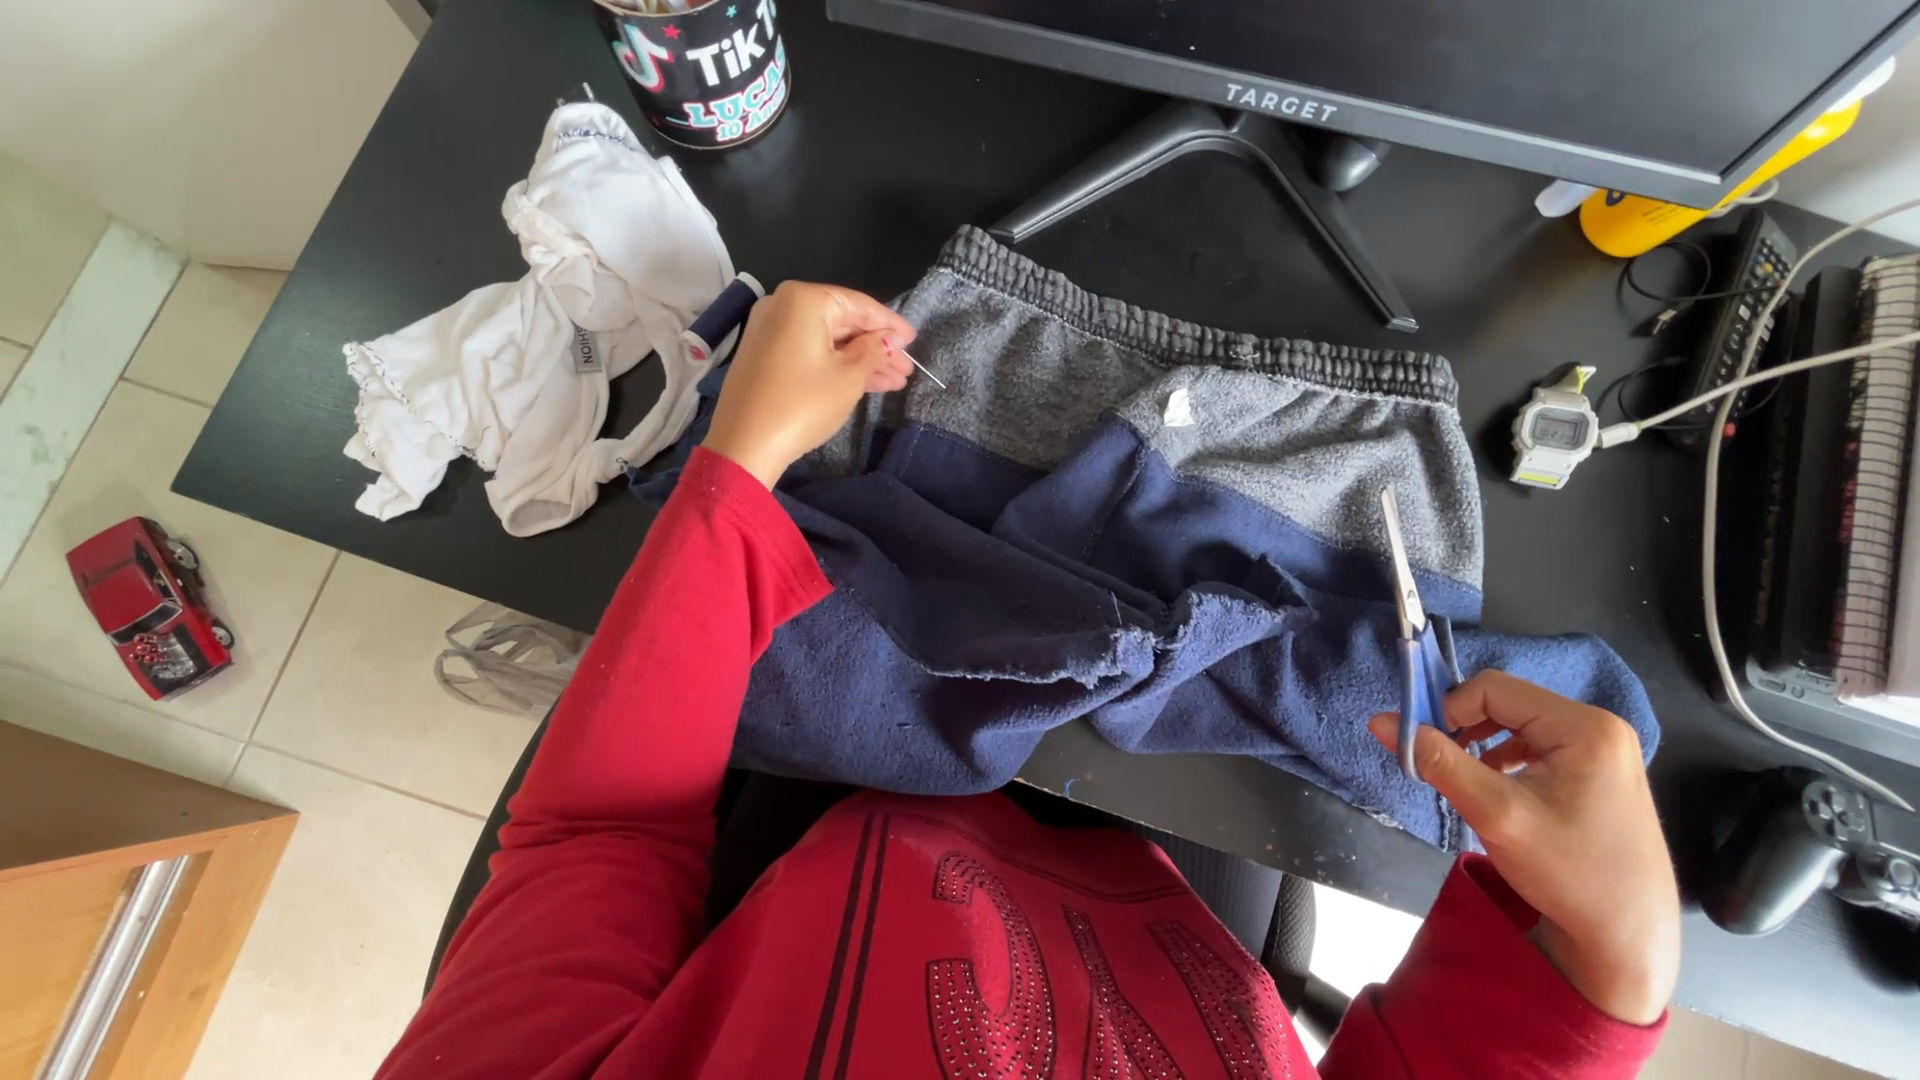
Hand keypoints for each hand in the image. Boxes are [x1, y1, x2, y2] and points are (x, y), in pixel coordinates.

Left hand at [702, 281, 916, 487]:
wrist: (745, 444)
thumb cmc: (803, 404)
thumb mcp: (849, 376)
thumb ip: (874, 350)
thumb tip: (888, 339)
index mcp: (804, 300)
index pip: (859, 305)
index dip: (890, 324)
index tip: (914, 340)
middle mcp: (783, 305)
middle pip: (842, 322)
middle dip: (877, 347)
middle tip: (906, 367)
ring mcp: (771, 331)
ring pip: (828, 340)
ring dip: (861, 360)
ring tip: (895, 381)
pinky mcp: (765, 356)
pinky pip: (810, 351)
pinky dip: (837, 365)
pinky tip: (866, 382)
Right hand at [1368, 670, 1679, 1025]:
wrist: (1627, 940)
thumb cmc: (1567, 872)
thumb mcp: (1494, 813)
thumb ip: (1436, 760)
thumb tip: (1379, 720)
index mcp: (1584, 727)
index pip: (1491, 688)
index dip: (1448, 709)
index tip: (1428, 749)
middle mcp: (1599, 726)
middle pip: (1504, 702)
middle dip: (1464, 728)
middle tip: (1444, 768)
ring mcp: (1602, 750)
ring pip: (1515, 723)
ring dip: (1480, 743)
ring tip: (1469, 783)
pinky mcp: (1597, 772)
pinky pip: (1533, 744)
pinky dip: (1502, 758)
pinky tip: (1497, 791)